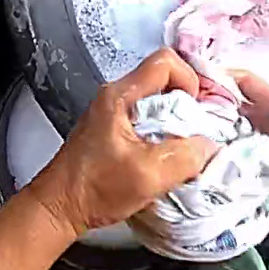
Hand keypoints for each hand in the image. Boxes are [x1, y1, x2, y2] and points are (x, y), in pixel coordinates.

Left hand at [25, 48, 219, 240]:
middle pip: (163, 80)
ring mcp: (113, 112)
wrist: (59, 207)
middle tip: (196, 131)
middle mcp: (116, 96)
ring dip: (176, 120)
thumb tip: (209, 146)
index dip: (189, 79)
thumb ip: (185, 157)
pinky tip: (166, 156)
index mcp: (120, 96)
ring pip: (157, 100)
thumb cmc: (95, 188)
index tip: (196, 110)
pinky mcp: (114, 129)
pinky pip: (148, 117)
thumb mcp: (148, 176)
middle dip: (187, 103)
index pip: (164, 62)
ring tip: (184, 146)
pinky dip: (163, 131)